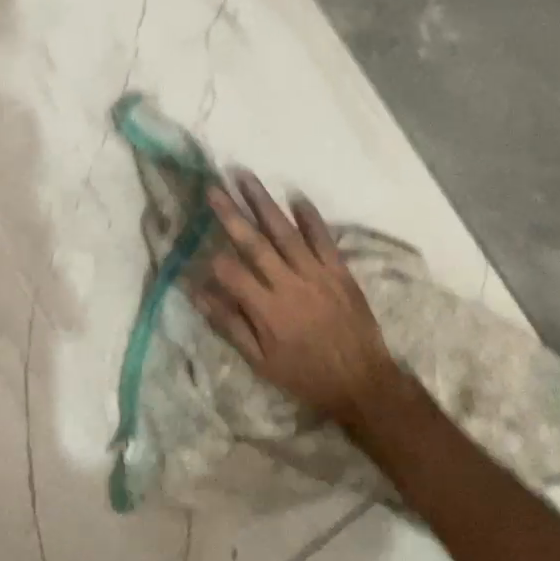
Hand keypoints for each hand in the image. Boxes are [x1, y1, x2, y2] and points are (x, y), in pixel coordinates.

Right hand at [189, 171, 402, 429]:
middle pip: (254, 242)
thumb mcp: (260, 361)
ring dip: (263, 202)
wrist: (363, 382)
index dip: (212, 258)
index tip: (198, 247)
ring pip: (285, 231)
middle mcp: (289, 285)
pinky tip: (296, 197)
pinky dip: (310, 217)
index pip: (230, 272)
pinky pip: (323, 238)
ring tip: (245, 177)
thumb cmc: (305, 375)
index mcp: (266, 310)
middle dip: (231, 213)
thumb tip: (196, 292)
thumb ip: (228, 324)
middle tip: (214, 187)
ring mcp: (317, 274)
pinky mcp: (340, 271)